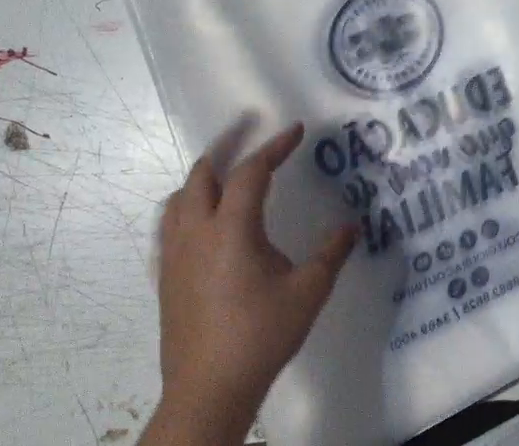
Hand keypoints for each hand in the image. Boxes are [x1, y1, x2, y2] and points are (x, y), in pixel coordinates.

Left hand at [150, 122, 356, 444]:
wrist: (209, 388)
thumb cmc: (262, 333)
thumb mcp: (310, 289)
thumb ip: (332, 251)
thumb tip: (352, 225)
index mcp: (232, 231)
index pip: (251, 173)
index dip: (274, 147)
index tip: (296, 131)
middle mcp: (196, 236)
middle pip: (201, 177)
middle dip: (225, 148)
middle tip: (248, 130)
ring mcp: (174, 258)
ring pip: (178, 201)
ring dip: (202, 178)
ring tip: (225, 171)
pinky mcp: (166, 279)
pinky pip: (170, 227)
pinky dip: (188, 207)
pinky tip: (206, 220)